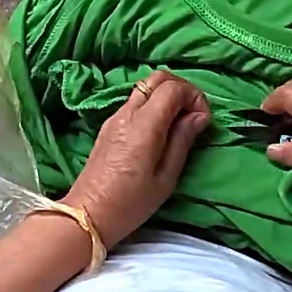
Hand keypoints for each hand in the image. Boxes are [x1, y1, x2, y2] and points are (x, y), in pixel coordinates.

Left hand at [65, 70, 211, 245]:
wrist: (88, 213)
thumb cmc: (131, 203)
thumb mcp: (166, 178)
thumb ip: (182, 140)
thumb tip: (198, 116)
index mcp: (144, 126)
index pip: (172, 88)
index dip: (194, 97)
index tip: (202, 120)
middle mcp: (127, 114)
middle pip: (157, 77)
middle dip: (182, 88)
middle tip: (193, 113)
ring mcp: (115, 117)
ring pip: (145, 86)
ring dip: (167, 95)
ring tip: (178, 122)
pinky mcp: (109, 125)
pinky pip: (135, 101)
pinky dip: (154, 104)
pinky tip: (160, 129)